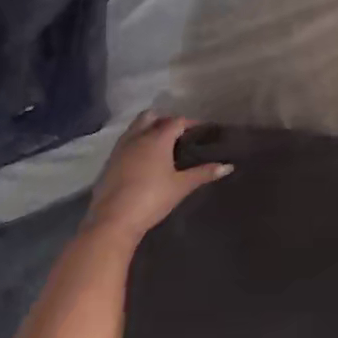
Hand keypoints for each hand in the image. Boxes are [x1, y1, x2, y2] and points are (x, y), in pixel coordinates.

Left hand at [84, 112, 231, 241]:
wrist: (112, 221)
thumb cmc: (152, 199)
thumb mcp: (182, 186)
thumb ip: (204, 173)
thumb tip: (229, 166)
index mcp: (157, 138)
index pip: (177, 121)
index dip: (191, 123)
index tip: (203, 131)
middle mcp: (137, 137)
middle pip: (151, 116)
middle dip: (166, 120)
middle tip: (179, 134)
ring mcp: (120, 149)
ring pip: (135, 128)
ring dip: (149, 129)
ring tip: (162, 145)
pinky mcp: (109, 163)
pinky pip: (125, 142)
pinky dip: (137, 143)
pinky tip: (144, 160)